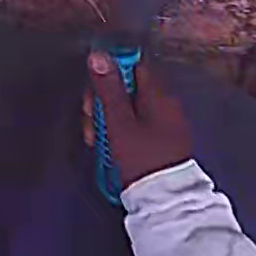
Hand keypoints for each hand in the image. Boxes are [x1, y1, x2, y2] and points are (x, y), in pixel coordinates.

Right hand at [87, 53, 193, 188]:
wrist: (165, 201)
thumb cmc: (141, 157)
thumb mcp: (119, 121)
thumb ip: (108, 88)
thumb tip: (98, 54)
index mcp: (158, 94)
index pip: (133, 64)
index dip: (110, 71)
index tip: (95, 90)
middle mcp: (164, 103)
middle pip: (127, 86)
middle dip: (103, 99)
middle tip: (90, 118)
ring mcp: (163, 122)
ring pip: (127, 106)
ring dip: (106, 117)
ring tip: (94, 137)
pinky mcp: (159, 139)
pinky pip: (134, 122)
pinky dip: (118, 129)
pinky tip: (107, 145)